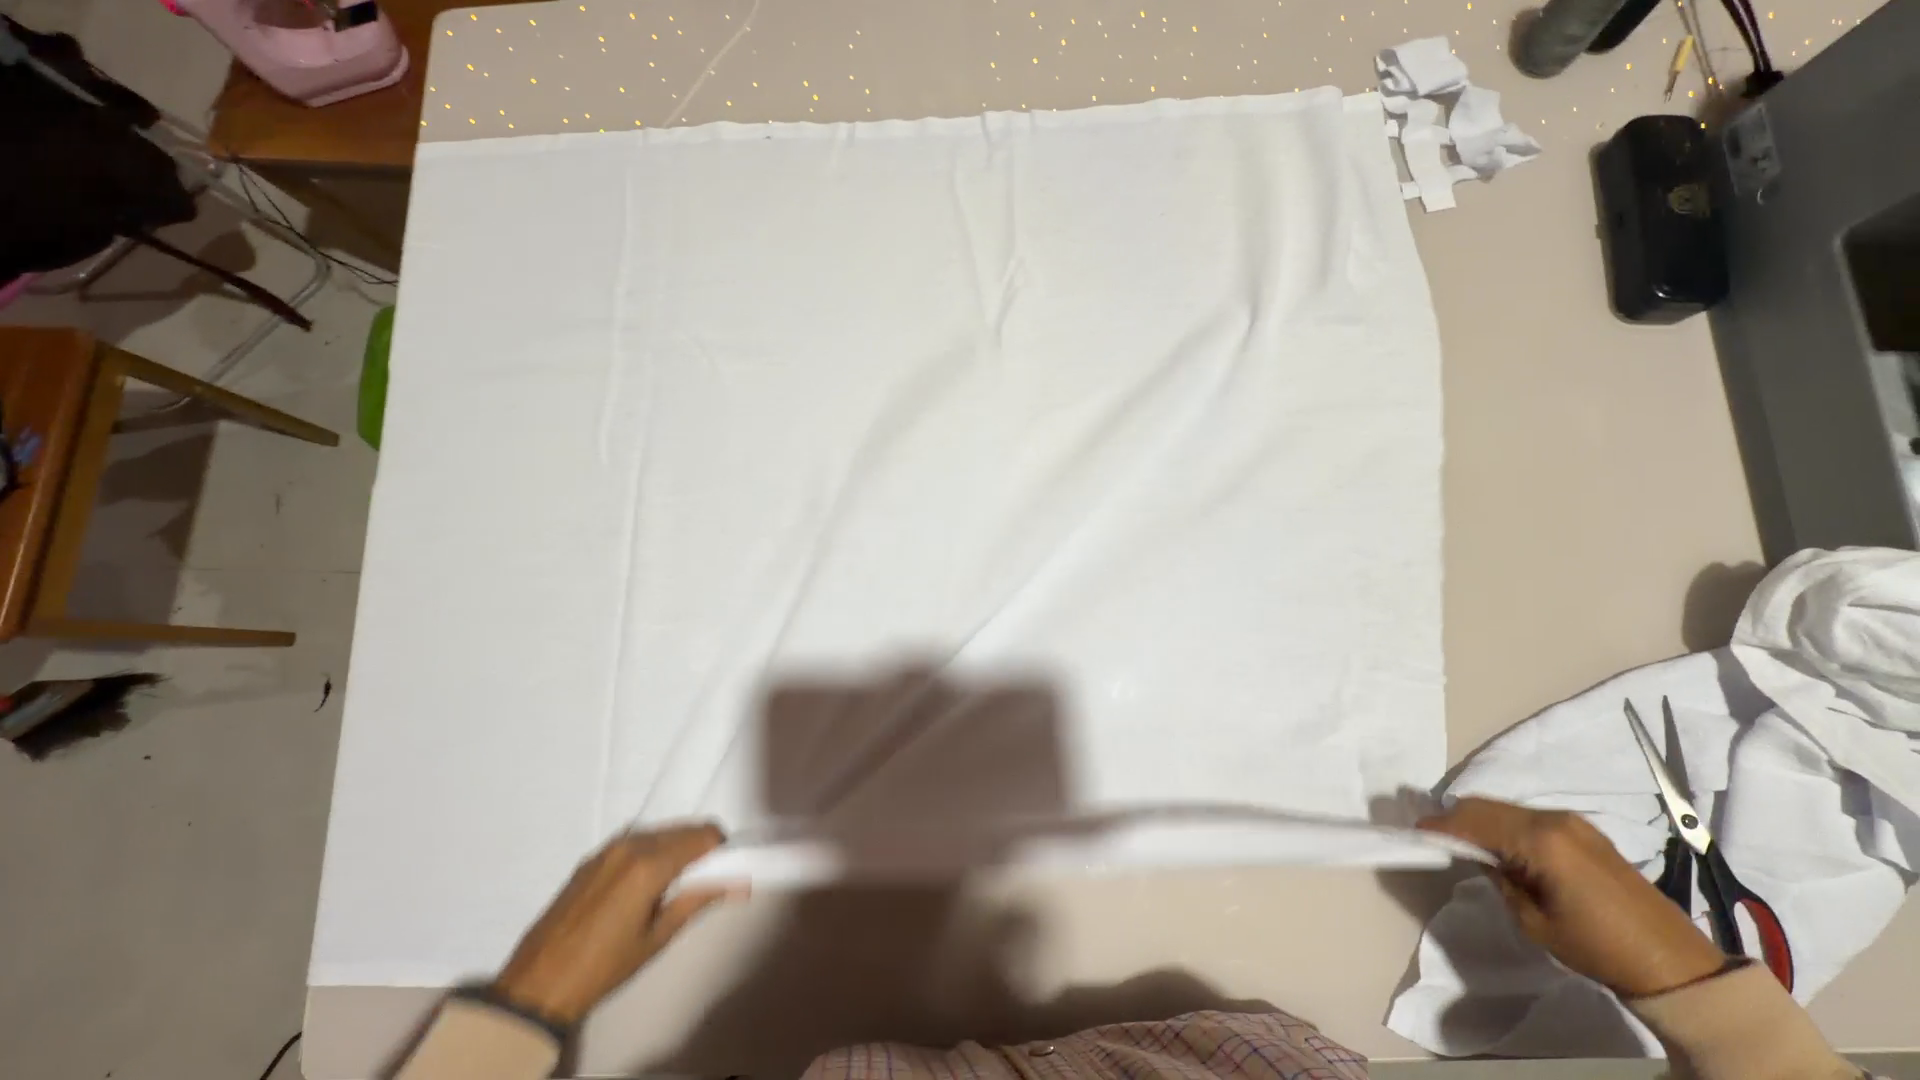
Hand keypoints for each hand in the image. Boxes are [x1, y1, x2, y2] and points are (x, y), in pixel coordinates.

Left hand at [492, 823, 741, 1026]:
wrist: (537, 983)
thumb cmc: (604, 966)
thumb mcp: (658, 937)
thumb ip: (699, 901)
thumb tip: (741, 883)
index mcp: (649, 864)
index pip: (704, 835)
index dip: (722, 851)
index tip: (724, 875)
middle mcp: (630, 845)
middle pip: (684, 829)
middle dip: (701, 849)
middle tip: (701, 885)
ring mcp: (607, 849)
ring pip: (660, 833)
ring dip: (676, 850)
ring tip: (671, 889)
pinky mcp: (592, 858)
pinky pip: (636, 842)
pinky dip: (652, 853)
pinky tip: (644, 888)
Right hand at [1420, 797, 1725, 997]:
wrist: (1669, 961)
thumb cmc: (1595, 946)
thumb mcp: (1531, 920)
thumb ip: (1498, 878)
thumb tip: (1477, 855)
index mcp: (1540, 841)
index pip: (1474, 821)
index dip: (1440, 826)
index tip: (1414, 833)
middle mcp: (1554, 820)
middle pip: (1487, 806)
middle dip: (1456, 818)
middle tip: (1432, 837)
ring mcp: (1572, 822)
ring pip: (1506, 808)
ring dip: (1480, 820)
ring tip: (1460, 842)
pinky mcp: (1583, 831)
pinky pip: (1528, 817)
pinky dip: (1504, 825)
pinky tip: (1497, 845)